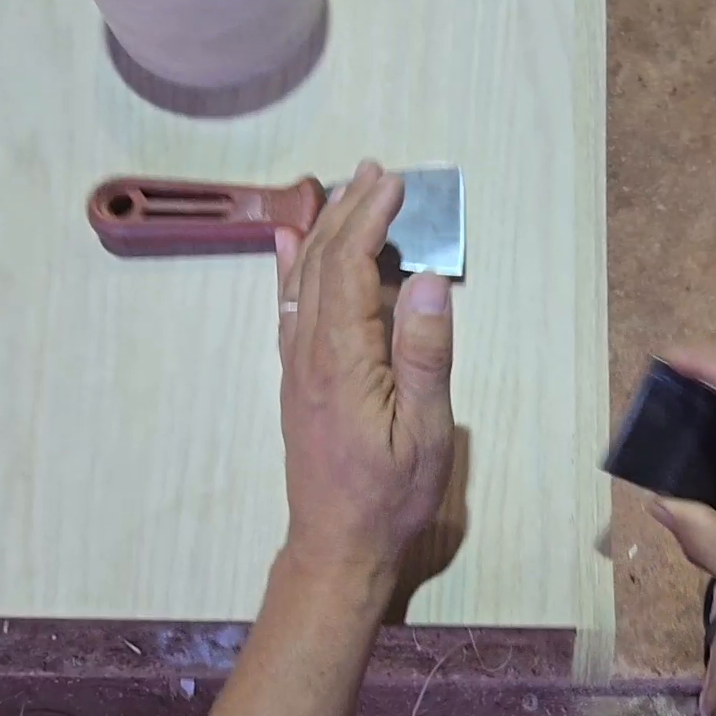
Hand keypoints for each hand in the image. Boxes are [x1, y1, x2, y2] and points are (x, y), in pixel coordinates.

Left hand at [273, 161, 454, 584]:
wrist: (337, 543)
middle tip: (374, 172)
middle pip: (322, 264)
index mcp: (343, 360)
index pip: (351, 267)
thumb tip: (427, 280)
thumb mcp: (426, 432)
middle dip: (348, 212)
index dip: (371, 218)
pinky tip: (290, 250)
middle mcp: (309, 353)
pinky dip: (291, 272)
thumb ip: (424, 354)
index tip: (394, 182)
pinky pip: (288, 313)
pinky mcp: (295, 383)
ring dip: (323, 232)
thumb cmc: (390, 494)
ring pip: (302, 283)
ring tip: (343, 195)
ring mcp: (296, 368)